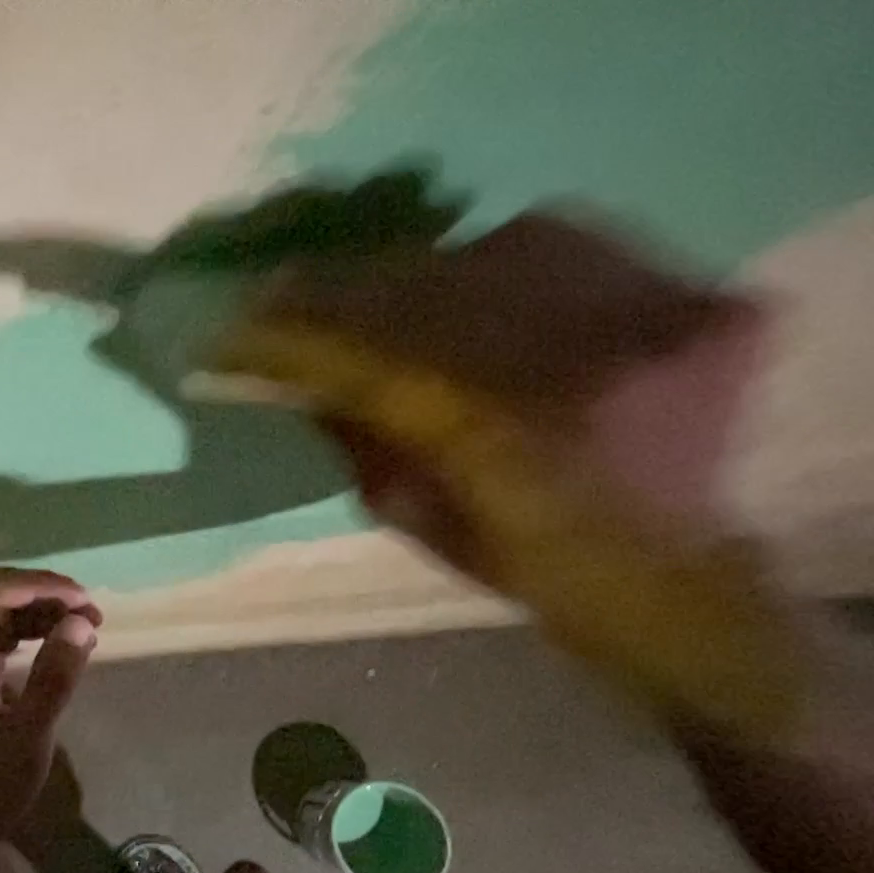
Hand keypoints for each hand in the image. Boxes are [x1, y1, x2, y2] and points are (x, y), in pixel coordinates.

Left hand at [0, 568, 101, 872]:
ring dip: (40, 615)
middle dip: (45, 597)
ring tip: (85, 630)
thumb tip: (80, 622)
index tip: (86, 602)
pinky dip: (29, 636)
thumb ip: (55, 677)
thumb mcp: (30, 735)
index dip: (43, 586)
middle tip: (92, 617)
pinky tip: (58, 648)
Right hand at [261, 212, 768, 576]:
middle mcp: (583, 363)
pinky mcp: (691, 295)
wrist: (699, 574)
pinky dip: (488, 258)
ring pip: (488, 253)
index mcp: (509, 443)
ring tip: (351, 287)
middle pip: (427, 294)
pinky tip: (453, 280)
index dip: (291, 342)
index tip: (227, 336)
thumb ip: (361, 443)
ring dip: (404, 273)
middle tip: (272, 293)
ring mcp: (648, 316)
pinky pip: (561, 245)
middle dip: (336, 293)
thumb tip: (300, 381)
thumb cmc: (539, 570)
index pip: (371, 364)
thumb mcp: (425, 523)